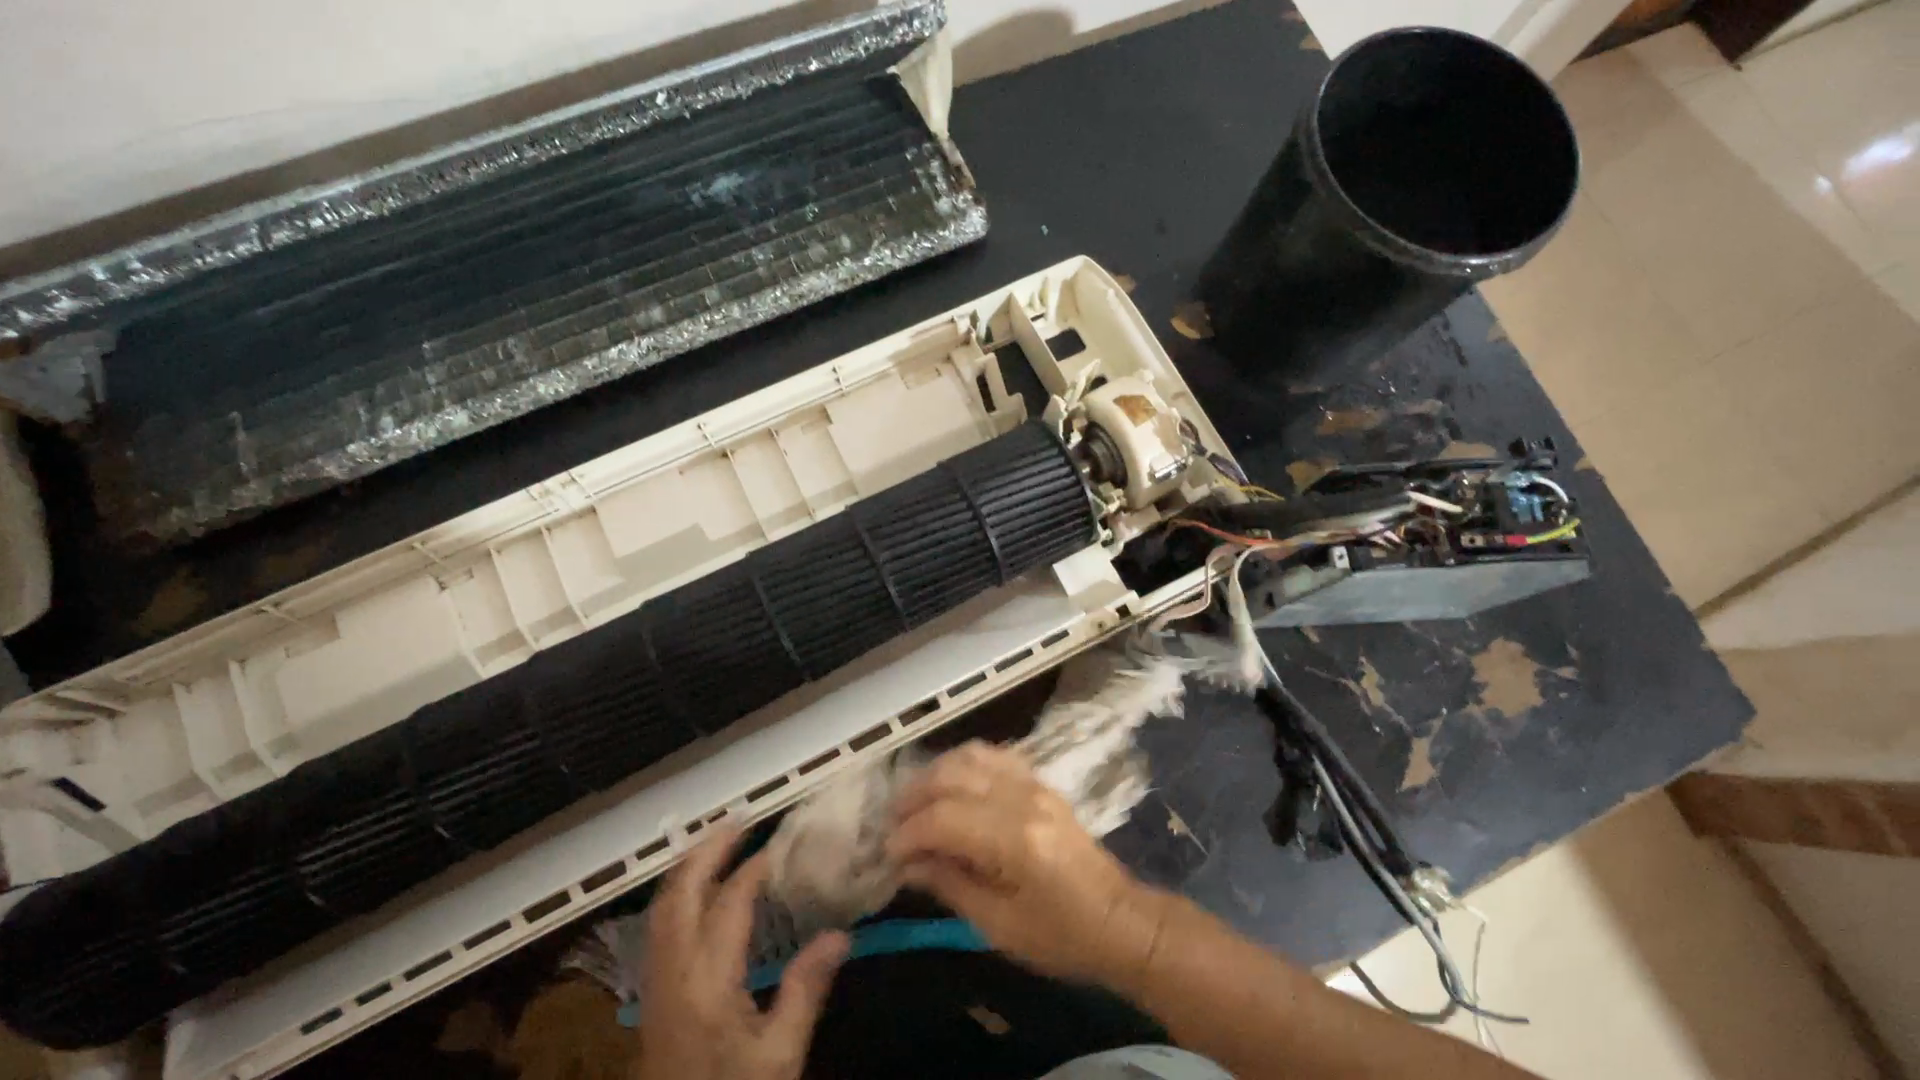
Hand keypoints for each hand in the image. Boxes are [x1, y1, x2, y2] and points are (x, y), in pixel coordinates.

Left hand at [633, 826, 849, 1079]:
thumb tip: (841, 934)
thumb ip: (805, 990)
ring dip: (688, 868)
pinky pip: (659, 926)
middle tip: (739, 821)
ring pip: (662, 907)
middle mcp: (674, 970)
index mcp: (708, 980)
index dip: (754, 868)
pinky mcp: (651, 995)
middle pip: (680, 892)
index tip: (783, 846)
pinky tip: (699, 895)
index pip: (729, 904)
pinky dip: (679, 894)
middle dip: (706, 850)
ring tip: (719, 844)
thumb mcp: (780, 1055)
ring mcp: (655, 982)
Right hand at [887, 742, 1170, 985]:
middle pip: (951, 777)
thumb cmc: (1061, 937)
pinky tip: (949, 787)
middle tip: (893, 825)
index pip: (943, 818)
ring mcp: (1036, 785)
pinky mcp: (1042, 784)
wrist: (1120, 922)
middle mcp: (1024, 800)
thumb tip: (907, 864)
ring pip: (971, 757)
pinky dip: (963, 766)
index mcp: (1015, 840)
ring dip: (934, 775)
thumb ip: (950, 885)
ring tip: (914, 803)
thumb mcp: (998, 926)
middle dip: (913, 798)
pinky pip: (994, 758)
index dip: (907, 834)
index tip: (888, 855)